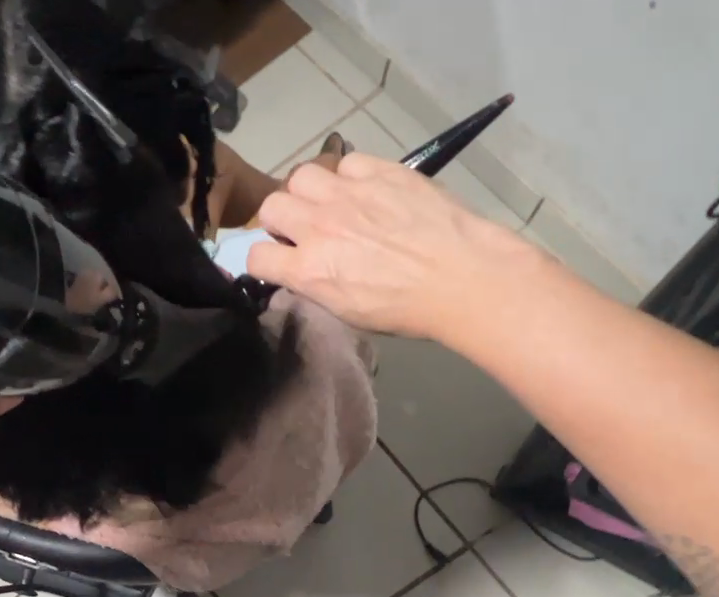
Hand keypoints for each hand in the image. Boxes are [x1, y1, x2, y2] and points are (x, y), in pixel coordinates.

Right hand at [247, 153, 551, 343]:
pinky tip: (366, 192)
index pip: (256, 255)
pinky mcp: (380, 172)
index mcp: (309, 270)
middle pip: (271, 206)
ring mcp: (349, 194)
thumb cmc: (406, 308)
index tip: (281, 261)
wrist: (462, 277)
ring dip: (309, 191)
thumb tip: (300, 271)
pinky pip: (346, 162)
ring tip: (330, 204)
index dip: (266, 259)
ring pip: (301, 176)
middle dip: (281, 219)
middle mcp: (320, 227)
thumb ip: (315, 285)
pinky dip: (349, 176)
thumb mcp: (347, 311)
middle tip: (304, 229)